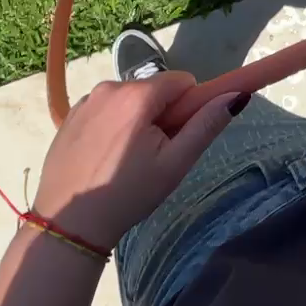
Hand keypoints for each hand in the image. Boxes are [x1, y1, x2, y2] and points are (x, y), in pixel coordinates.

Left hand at [30, 72, 248, 250]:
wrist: (69, 224)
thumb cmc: (128, 194)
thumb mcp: (175, 163)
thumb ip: (206, 125)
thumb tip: (237, 95)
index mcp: (136, 95)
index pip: (182, 81)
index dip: (189, 108)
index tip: (178, 139)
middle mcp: (108, 87)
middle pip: (155, 91)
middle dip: (163, 115)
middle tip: (155, 156)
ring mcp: (85, 101)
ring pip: (130, 100)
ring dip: (139, 121)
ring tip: (130, 161)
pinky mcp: (70, 116)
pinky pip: (107, 110)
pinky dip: (115, 127)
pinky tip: (107, 159)